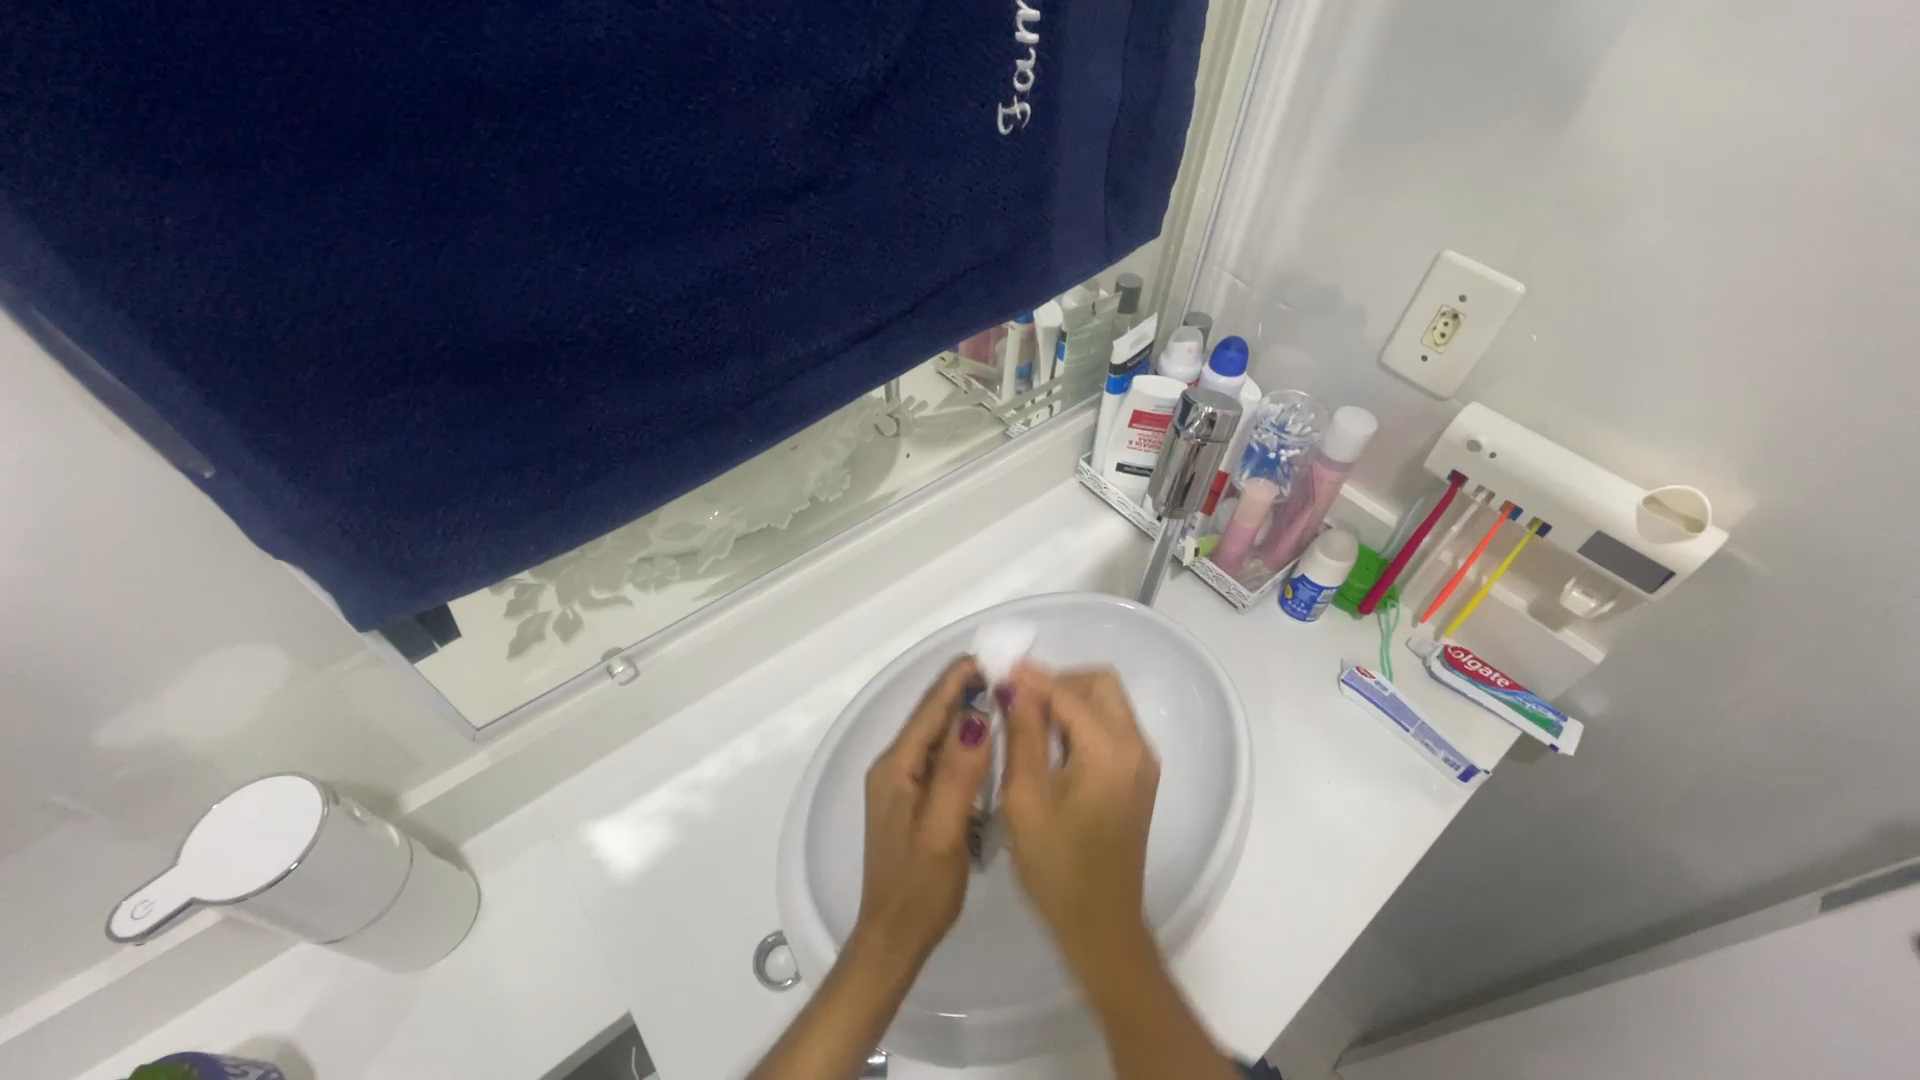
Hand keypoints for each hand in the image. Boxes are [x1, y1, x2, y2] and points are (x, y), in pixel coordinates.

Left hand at [852, 656, 992, 967]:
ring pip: (936, 737)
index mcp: (896, 768)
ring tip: (1002, 696)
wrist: (894, 937)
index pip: (930, 710)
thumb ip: (958, 772)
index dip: (958, 680)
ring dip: (965, 715)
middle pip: (931, 718)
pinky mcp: (914, 802)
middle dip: (964, 691)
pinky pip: (940, 759)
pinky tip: (986, 743)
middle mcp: (894, 769)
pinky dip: (963, 744)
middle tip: (1006, 673)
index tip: (991, 657)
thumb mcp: (943, 829)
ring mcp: (903, 786)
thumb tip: (976, 715)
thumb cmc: (920, 887)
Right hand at [999, 666, 1160, 962]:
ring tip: (1026, 720)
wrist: (1100, 924)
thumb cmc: (1055, 866)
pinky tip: (1049, 743)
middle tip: (1017, 700)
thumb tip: (1015, 686)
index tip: (997, 671)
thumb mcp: (1025, 797)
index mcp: (1110, 750)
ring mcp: (1142, 763)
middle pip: (1100, 684)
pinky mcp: (1138, 778)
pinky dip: (1082, 722)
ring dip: (1070, 700)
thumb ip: (1022, 733)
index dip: (1031, 678)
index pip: (1069, 692)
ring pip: (1108, 703)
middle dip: (1058, 682)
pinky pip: (1112, 728)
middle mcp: (1136, 747)